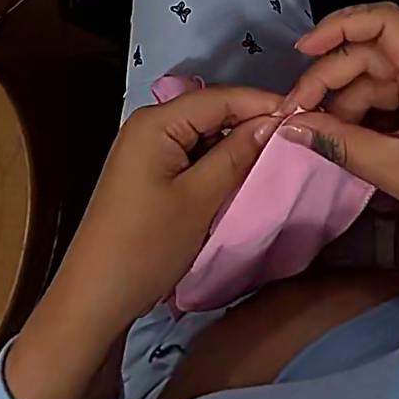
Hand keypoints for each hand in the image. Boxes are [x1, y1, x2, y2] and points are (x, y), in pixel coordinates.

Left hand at [5, 87, 281, 398]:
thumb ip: (236, 155)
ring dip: (236, 143)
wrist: (93, 299)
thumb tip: (273, 123)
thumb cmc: (145, 246)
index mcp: (156, 122)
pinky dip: (218, 160)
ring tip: (277, 154)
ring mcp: (148, 147)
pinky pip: (192, 152)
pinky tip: (243, 172)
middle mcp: (150, 124)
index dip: (262, 104)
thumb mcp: (199, 199)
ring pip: (204, 132)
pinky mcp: (150, 170)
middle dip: (251, 122)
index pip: (219, 98)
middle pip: (211, 111)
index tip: (305, 115)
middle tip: (296, 136)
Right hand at [275, 3, 398, 265]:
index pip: (382, 22)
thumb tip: (289, 126)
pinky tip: (340, 140)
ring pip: (373, 82)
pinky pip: (386, 105)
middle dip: (329, 79)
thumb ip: (343, 144)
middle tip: (294, 114)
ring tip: (314, 133)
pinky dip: (360, 119)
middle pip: (369, 55)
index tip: (302, 51)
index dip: (338, 27)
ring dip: (341, 104)